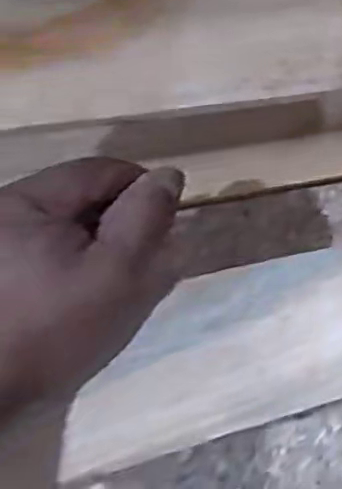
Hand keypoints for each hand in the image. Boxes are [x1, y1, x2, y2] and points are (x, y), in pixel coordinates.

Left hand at [0, 159, 182, 421]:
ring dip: (80, 255)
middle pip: (71, 202)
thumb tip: (165, 177)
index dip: (144, 193)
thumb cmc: (49, 330)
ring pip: (47, 234)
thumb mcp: (124, 267)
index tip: (158, 231)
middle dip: (111, 228)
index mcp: (15, 209)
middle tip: (128, 268)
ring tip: (90, 295)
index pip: (103, 172)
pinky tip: (51, 309)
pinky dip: (46, 277)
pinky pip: (20, 263)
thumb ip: (150, 212)